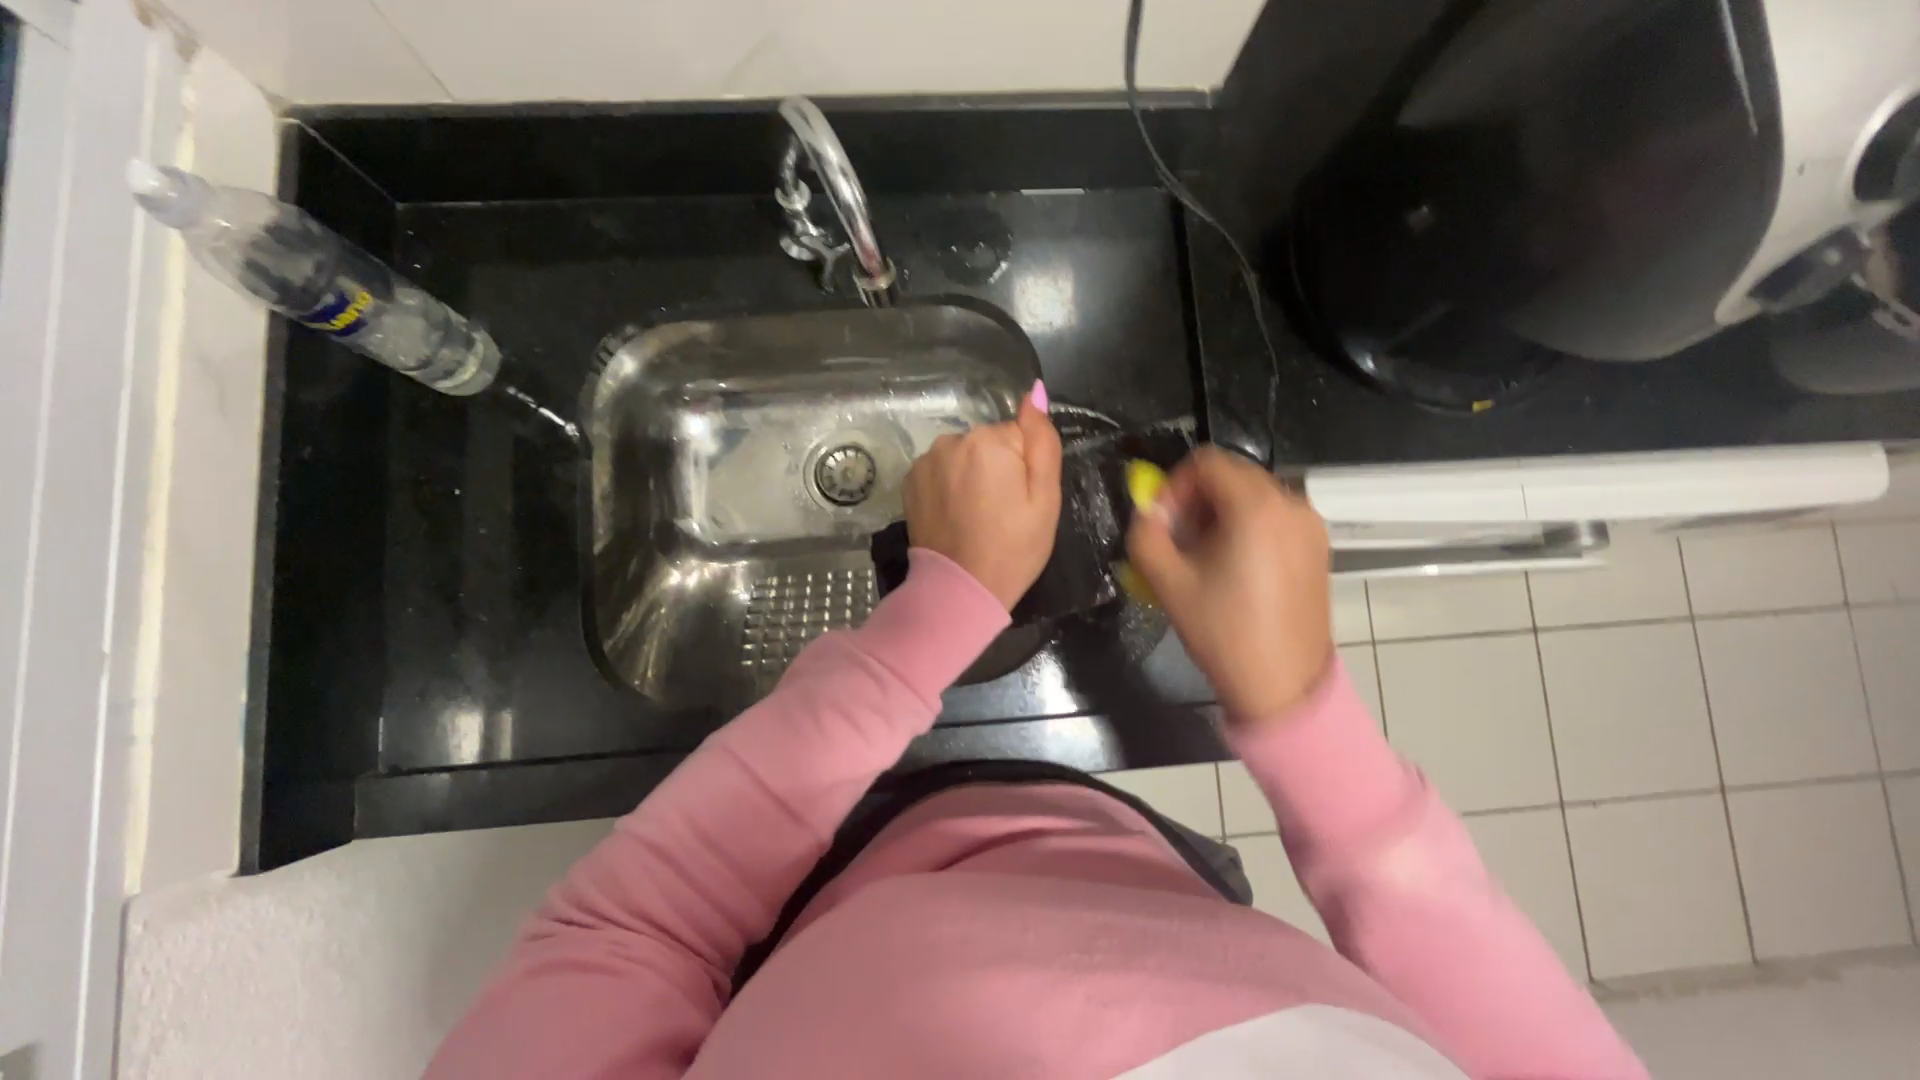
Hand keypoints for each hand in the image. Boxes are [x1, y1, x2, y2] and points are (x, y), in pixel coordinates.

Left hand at [904, 383, 1062, 610]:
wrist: (959, 590)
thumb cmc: (1013, 549)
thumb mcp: (1045, 498)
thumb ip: (1042, 441)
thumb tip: (1036, 391)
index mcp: (989, 440)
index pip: (1020, 437)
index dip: (1025, 469)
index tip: (1020, 502)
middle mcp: (951, 440)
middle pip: (990, 443)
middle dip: (998, 469)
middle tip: (1002, 514)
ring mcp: (926, 461)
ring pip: (964, 456)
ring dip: (972, 477)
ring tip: (977, 518)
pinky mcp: (910, 480)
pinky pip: (942, 471)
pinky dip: (949, 487)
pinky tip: (955, 517)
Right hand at [1125, 446, 1332, 723]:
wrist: (1284, 685)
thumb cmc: (1223, 632)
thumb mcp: (1168, 583)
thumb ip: (1146, 534)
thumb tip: (1149, 513)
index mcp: (1255, 506)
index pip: (1207, 463)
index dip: (1175, 485)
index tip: (1163, 522)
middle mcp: (1291, 504)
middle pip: (1233, 476)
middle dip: (1197, 499)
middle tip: (1178, 539)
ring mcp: (1310, 526)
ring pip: (1255, 496)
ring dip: (1222, 513)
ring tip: (1204, 556)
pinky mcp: (1318, 548)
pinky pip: (1275, 518)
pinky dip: (1249, 527)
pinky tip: (1235, 568)